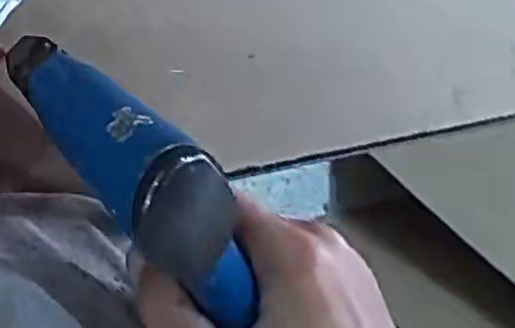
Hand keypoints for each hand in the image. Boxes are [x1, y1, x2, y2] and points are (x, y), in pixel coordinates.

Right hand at [135, 197, 394, 327]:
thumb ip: (168, 304)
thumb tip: (148, 267)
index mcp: (298, 244)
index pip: (219, 206)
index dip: (196, 248)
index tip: (199, 293)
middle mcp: (329, 241)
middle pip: (245, 236)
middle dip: (229, 280)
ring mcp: (353, 268)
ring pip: (273, 261)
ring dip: (259, 297)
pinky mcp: (366, 296)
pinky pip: (305, 282)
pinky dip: (291, 309)